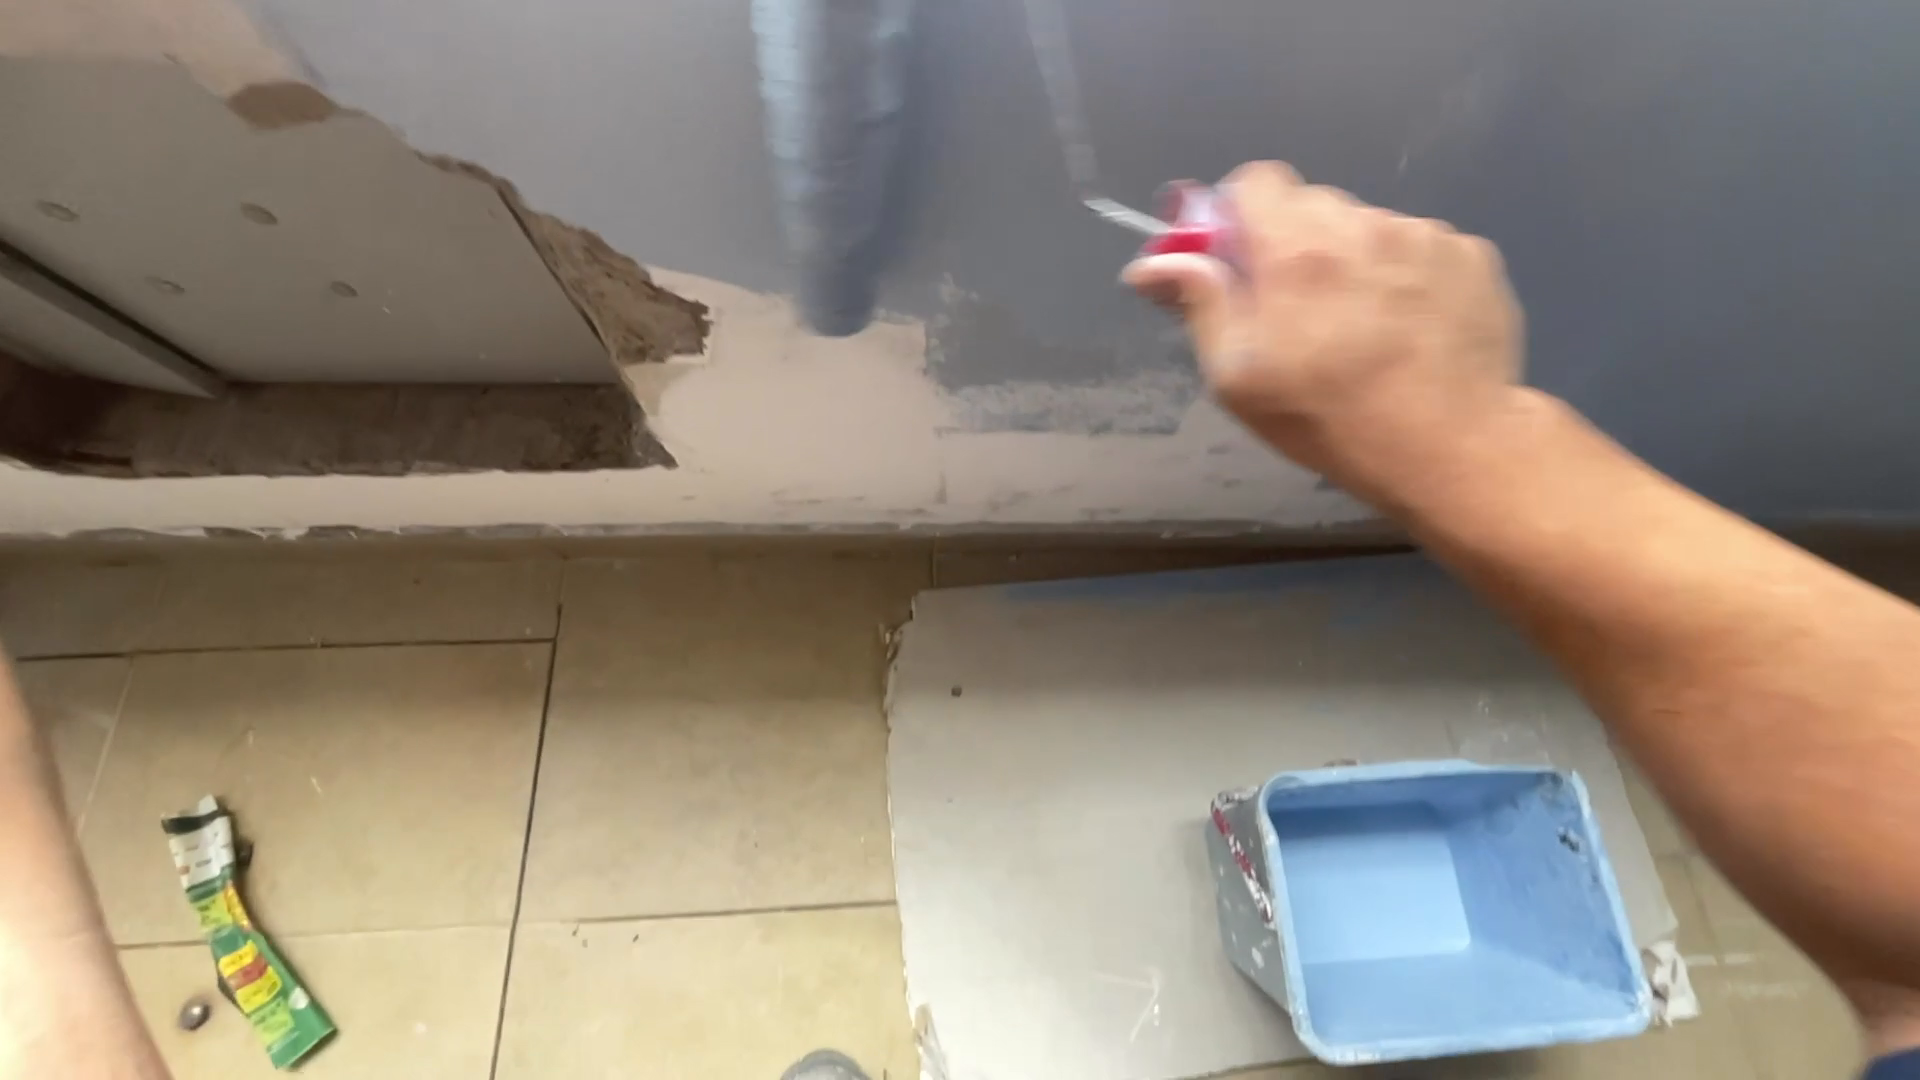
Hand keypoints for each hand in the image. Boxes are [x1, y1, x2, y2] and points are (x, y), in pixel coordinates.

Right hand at [1125, 162, 1524, 495]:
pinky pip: (1415, 246)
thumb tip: (1151, 263)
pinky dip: (1398, 274)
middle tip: (1291, 307)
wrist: (1446, 445)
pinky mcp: (1471, 255)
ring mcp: (1425, 235)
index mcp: (1296, 249)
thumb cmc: (1323, 416)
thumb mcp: (1237, 376)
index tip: (1236, 262)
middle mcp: (1363, 223)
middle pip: (1309, 204)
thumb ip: (1198, 305)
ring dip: (1346, 259)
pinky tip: (1403, 327)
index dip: (1236, 216)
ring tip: (1356, 325)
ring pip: (1364, 226)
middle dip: (1289, 243)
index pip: (1255, 181)